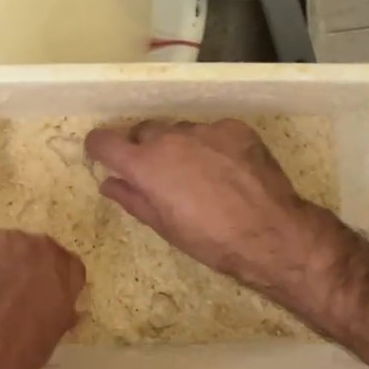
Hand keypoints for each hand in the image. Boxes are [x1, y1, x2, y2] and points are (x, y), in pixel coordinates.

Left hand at [0, 228, 84, 368]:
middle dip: (16, 267)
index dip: (43, 279)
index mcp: (67, 270)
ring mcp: (8, 239)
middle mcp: (41, 246)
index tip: (32, 293)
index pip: (62, 265)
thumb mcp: (52, 334)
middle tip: (2, 292)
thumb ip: (58, 311)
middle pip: (29, 250)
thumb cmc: (22, 350)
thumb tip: (64, 310)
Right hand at [84, 118, 340, 291]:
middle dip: (142, 148)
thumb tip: (109, 183)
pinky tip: (225, 170)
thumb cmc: (209, 239)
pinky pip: (212, 132)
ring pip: (179, 131)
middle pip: (143, 131)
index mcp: (146, 165)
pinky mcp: (235, 128)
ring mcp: (204, 130)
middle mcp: (170, 138)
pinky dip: (211, 146)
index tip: (100, 154)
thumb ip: (132, 198)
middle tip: (156, 173)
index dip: (98, 147)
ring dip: (179, 147)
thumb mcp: (163, 225)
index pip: (105, 141)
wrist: (270, 232)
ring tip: (197, 174)